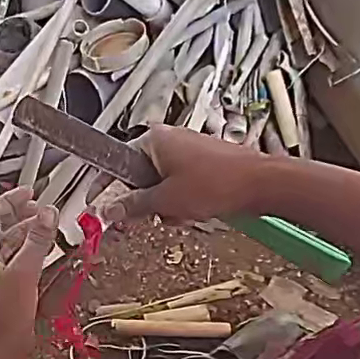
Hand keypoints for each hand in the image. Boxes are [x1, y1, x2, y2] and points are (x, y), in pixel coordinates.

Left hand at [0, 188, 58, 358]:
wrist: (3, 349)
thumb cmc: (8, 315)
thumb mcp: (25, 272)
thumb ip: (37, 240)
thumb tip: (48, 212)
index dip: (9, 201)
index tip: (29, 192)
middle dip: (18, 213)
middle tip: (39, 206)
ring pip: (7, 242)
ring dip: (25, 230)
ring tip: (45, 222)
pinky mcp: (2, 285)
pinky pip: (13, 257)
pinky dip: (27, 248)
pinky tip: (43, 246)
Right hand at [113, 125, 275, 223]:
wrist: (264, 184)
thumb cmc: (217, 184)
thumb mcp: (166, 200)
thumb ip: (133, 205)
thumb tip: (107, 211)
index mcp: (152, 140)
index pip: (115, 163)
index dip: (104, 188)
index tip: (95, 207)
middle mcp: (167, 140)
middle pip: (137, 177)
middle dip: (143, 202)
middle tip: (148, 218)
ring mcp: (186, 151)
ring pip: (159, 185)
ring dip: (166, 206)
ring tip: (183, 214)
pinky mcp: (201, 164)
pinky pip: (178, 186)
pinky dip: (182, 202)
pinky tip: (196, 212)